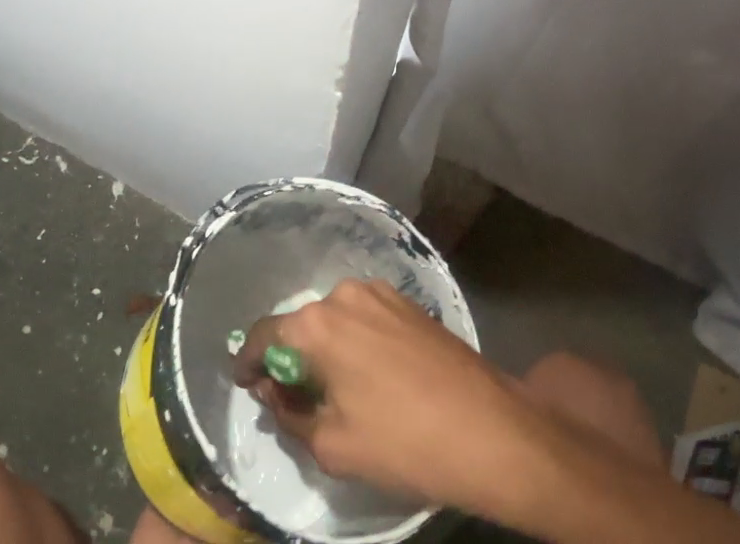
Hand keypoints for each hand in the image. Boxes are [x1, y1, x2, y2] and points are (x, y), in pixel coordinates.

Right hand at [232, 279, 551, 513]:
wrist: (493, 432)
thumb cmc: (405, 443)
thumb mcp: (332, 444)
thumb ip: (289, 414)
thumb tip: (275, 392)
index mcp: (316, 325)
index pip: (262, 336)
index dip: (247, 362)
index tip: (245, 383)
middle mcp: (344, 296)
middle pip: (300, 326)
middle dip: (290, 359)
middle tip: (292, 397)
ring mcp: (382, 295)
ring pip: (335, 321)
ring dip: (326, 349)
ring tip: (335, 389)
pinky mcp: (411, 305)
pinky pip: (366, 320)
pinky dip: (356, 343)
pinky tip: (370, 377)